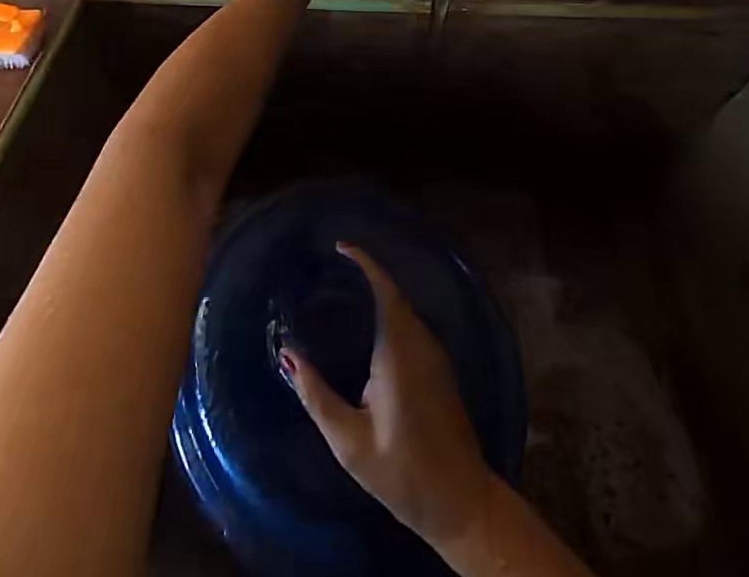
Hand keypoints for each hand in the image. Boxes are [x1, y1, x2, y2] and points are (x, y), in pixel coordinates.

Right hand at [280, 243, 495, 546]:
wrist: (461, 502)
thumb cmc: (402, 473)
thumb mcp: (349, 440)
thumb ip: (315, 395)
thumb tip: (287, 356)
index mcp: (400, 354)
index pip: (386, 291)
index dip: (366, 263)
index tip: (340, 247)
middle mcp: (422, 346)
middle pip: (395, 296)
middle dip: (366, 275)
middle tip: (329, 270)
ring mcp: (436, 357)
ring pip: (405, 312)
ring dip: (378, 295)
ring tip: (341, 292)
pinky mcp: (439, 371)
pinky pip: (411, 328)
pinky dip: (388, 314)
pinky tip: (366, 328)